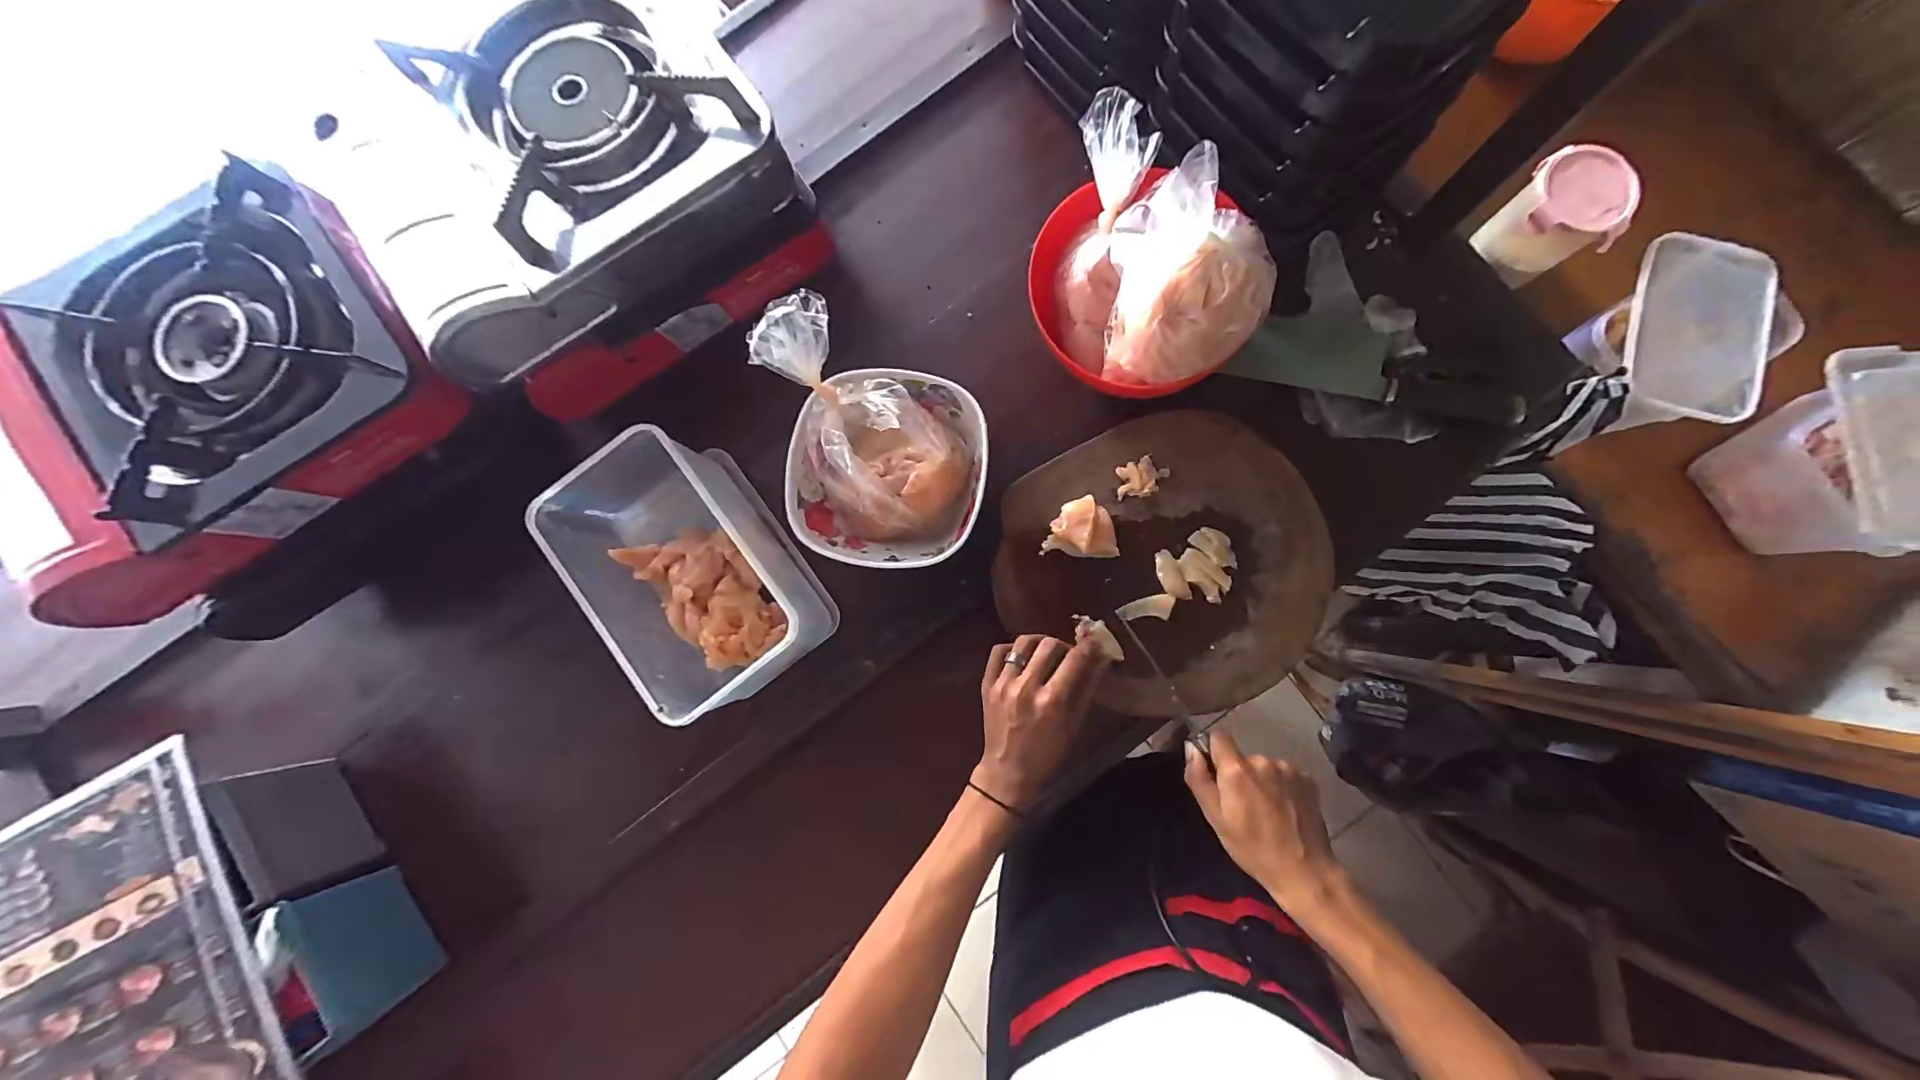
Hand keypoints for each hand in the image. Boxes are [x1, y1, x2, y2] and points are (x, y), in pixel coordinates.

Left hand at [974, 635, 1110, 809]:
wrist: (1007, 772)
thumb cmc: (1047, 754)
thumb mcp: (1074, 725)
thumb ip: (1087, 689)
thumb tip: (1101, 660)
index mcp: (1052, 701)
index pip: (1074, 658)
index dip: (1088, 647)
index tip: (1094, 643)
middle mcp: (1026, 687)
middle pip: (1049, 644)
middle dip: (1064, 645)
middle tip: (1068, 655)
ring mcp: (1003, 684)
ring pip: (1023, 643)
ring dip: (1039, 642)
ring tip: (1045, 652)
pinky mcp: (987, 684)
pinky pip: (998, 652)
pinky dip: (1012, 649)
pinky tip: (1021, 657)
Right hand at [1184, 729, 1344, 911]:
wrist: (1305, 870)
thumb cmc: (1252, 848)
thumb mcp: (1215, 818)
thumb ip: (1199, 779)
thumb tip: (1192, 748)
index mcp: (1236, 770)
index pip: (1218, 736)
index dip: (1213, 751)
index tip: (1215, 774)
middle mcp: (1263, 760)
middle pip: (1241, 757)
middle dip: (1239, 774)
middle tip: (1243, 806)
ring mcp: (1288, 768)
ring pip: (1263, 767)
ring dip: (1261, 781)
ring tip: (1267, 811)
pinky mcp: (1307, 779)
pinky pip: (1283, 774)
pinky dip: (1281, 786)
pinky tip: (1285, 810)